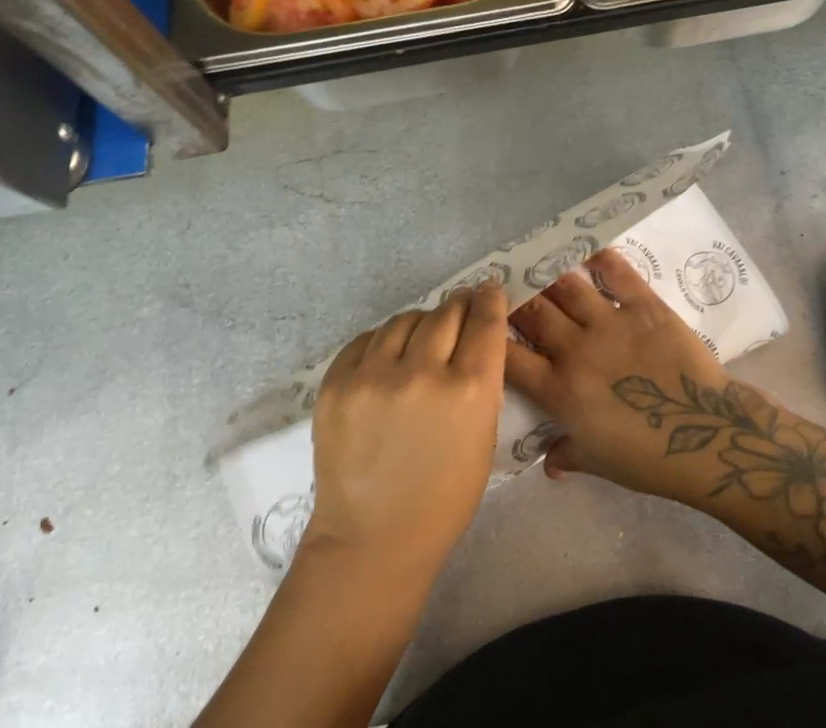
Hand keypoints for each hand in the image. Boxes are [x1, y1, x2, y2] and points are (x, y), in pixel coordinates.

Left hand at [306, 281, 508, 575]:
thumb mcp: (484, 438)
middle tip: (460, 308)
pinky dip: (383, 341)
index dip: (489, 300)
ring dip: (420, 322)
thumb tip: (477, 340)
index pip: (484, 323)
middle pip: (445, 314)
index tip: (488, 289)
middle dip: (458, 307)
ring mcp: (373, 376)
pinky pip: (366, 341)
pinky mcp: (336, 384)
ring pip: (404, 321)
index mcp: (470, 391)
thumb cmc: (444, 497)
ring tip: (422, 336)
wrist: (375, 535)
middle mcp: (423, 373)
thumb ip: (483, 385)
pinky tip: (389, 356)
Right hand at [504, 250, 731, 499]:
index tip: (482, 326)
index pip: (507, 358)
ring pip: (566, 287)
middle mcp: (576, 351)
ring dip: (549, 276)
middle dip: (514, 299)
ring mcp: (610, 325)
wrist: (710, 435)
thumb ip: (567, 454)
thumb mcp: (599, 463)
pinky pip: (617, 274)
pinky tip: (587, 249)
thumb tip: (548, 462)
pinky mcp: (645, 308)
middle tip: (506, 288)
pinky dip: (600, 259)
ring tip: (538, 265)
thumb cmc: (649, 458)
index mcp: (558, 391)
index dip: (489, 338)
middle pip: (531, 313)